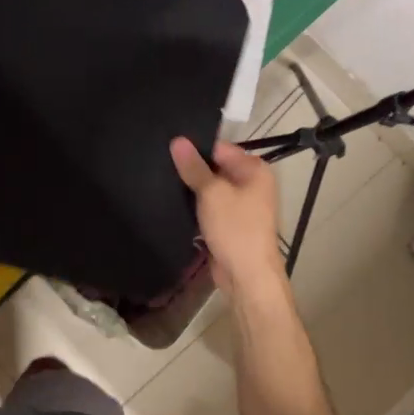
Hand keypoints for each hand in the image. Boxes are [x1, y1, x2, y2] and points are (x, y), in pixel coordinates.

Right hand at [171, 137, 283, 291]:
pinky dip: (194, 207)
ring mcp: (240, 205)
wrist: (246, 274)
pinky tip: (172, 204)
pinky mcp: (228, 223)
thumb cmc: (235, 228)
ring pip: (209, 189)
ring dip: (190, 190)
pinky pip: (208, 207)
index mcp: (254, 170)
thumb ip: (193, 167)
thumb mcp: (212, 193)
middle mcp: (250, 184)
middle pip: (214, 168)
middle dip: (191, 170)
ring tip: (161, 183)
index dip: (194, 148)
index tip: (167, 149)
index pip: (220, 148)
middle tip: (159, 167)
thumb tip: (177, 140)